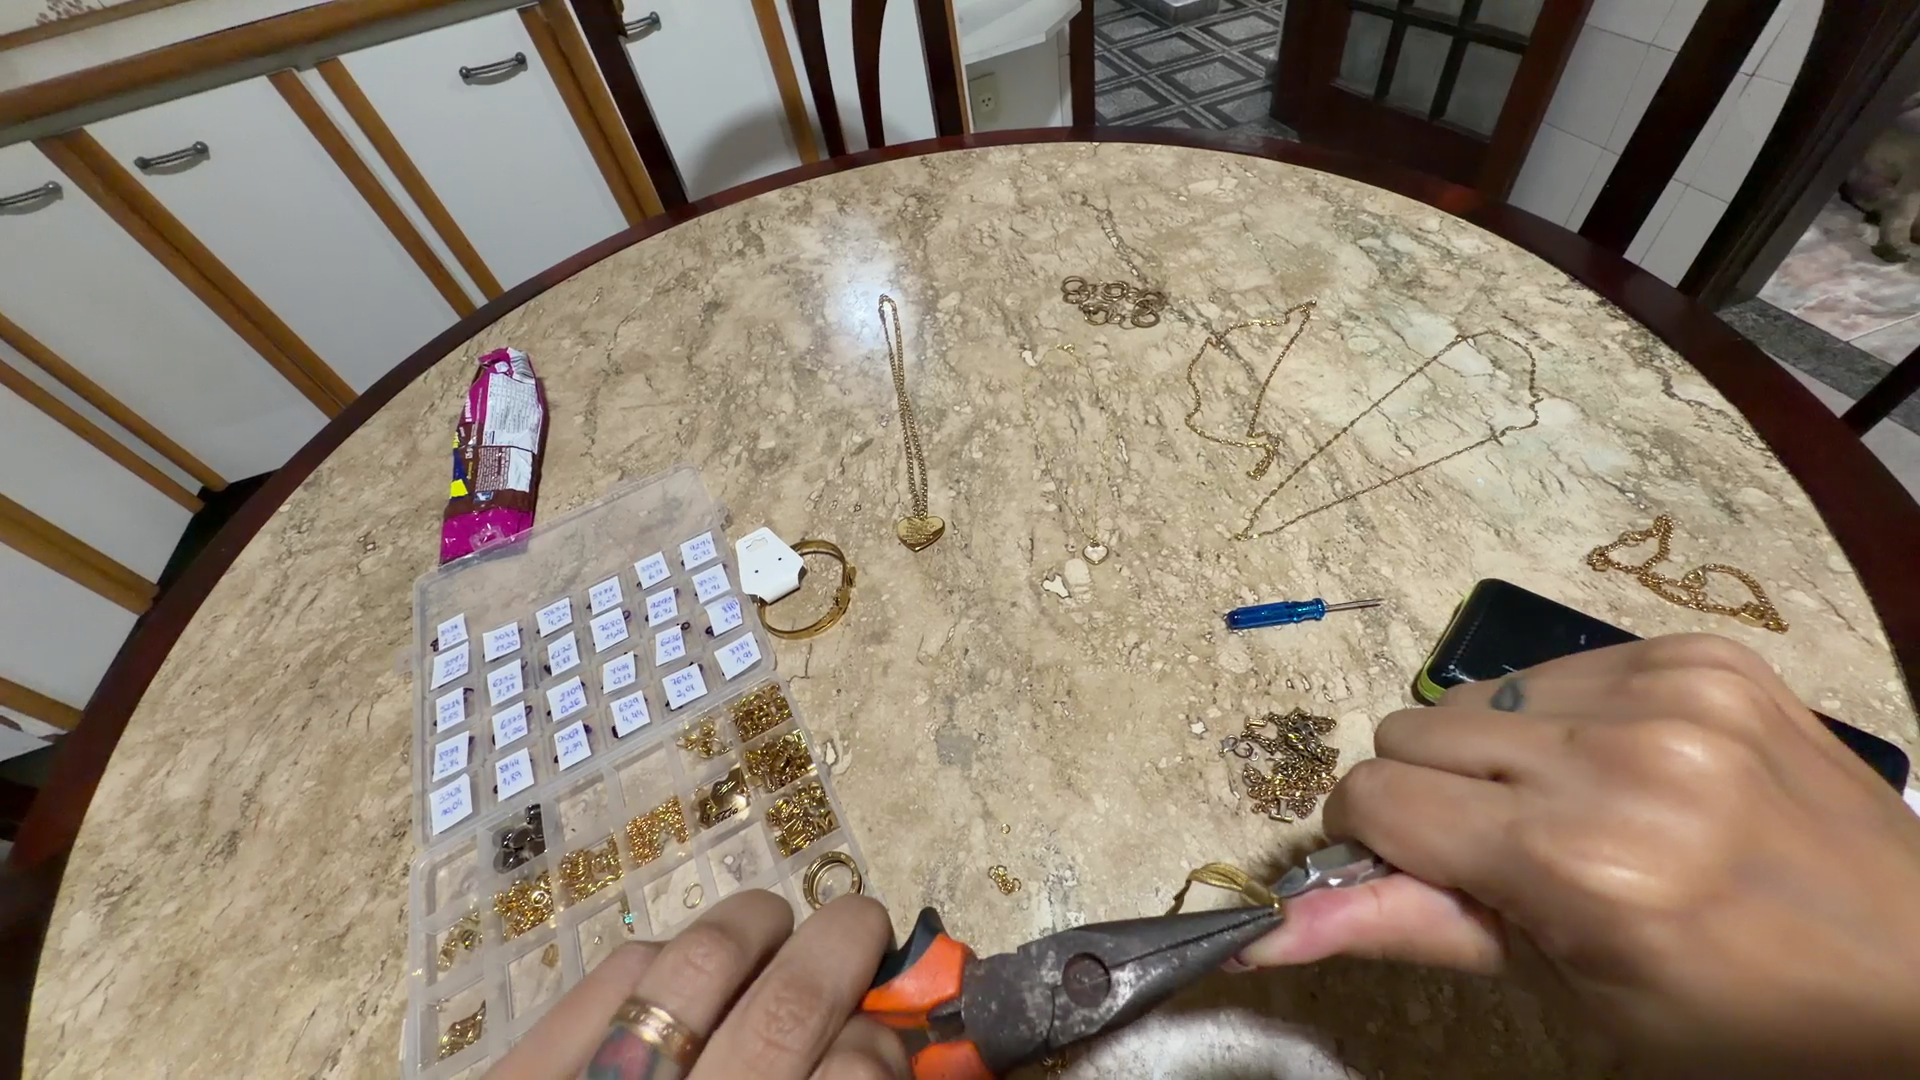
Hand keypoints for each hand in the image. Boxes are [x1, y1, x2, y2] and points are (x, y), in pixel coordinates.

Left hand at [486, 890, 906, 1079]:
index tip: (881, 1039)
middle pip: (793, 1001)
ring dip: (761, 922)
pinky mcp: (529, 1077)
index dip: (879, 1044)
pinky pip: (624, 968)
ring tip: (776, 928)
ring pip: (707, 952)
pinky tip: (683, 980)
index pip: (857, 1074)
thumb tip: (875, 1053)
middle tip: (865, 925)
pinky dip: (670, 955)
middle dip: (849, 937)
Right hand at [1239, 634, 1919, 1076]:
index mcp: (1583, 861)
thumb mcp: (1557, 992)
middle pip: (1406, 731)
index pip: (1373, 796)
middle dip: (1432, 791)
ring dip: (1491, 752)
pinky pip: (1542, 670)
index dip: (1378, 836)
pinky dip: (1553, 721)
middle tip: (1510, 845)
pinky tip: (1622, 765)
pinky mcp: (1696, 653)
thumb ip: (1398, 931)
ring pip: (1468, 697)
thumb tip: (1260, 932)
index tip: (1426, 866)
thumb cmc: (1728, 1017)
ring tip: (1575, 803)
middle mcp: (1622, 758)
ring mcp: (1668, 689)